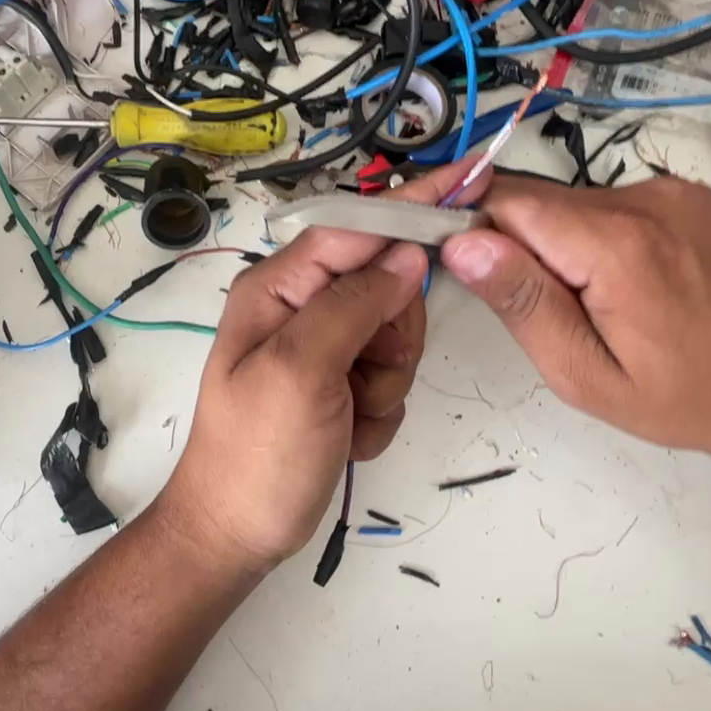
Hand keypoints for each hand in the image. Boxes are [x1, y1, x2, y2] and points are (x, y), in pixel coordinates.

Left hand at [159, 163, 489, 571]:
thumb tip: (405, 256)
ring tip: (347, 415)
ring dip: (385, 381)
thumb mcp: (300, 371)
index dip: (411, 207)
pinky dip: (378, 410)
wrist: (239, 531)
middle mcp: (302, 307)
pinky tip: (345, 435)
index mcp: (278, 288)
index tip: (472, 179)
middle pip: (387, 284)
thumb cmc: (257, 453)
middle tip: (366, 377)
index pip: (355, 228)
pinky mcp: (342, 383)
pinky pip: (390, 376)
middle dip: (393, 334)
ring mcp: (325, 347)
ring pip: (396, 335)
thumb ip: (353, 305)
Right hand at [439, 175, 710, 471]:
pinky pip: (611, 206)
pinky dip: (593, 239)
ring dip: (556, 245)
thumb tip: (461, 243)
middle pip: (537, 199)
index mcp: (617, 243)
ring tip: (591, 307)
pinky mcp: (691, 197)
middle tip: (540, 311)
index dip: (472, 229)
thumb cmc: (686, 399)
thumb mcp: (584, 373)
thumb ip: (523, 302)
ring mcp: (675, 192)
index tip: (469, 277)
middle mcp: (646, 198)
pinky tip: (624, 288)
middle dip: (515, 245)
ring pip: (572, 203)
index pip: (505, 201)